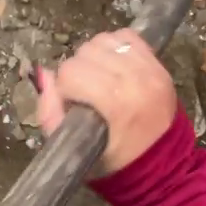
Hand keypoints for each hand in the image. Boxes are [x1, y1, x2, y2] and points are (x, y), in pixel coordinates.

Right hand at [35, 29, 177, 175]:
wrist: (161, 168)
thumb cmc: (113, 164)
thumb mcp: (74, 148)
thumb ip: (51, 114)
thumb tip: (44, 74)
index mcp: (116, 104)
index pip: (71, 73)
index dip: (64, 89)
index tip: (72, 106)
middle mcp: (136, 80)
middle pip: (86, 53)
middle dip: (78, 73)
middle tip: (85, 96)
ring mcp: (150, 70)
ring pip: (104, 40)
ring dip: (95, 58)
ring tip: (98, 81)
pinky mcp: (159, 65)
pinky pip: (127, 37)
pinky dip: (114, 48)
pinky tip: (113, 69)